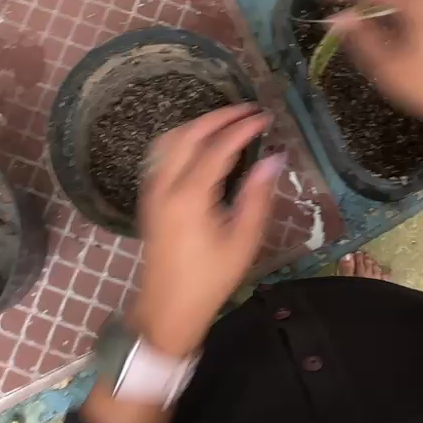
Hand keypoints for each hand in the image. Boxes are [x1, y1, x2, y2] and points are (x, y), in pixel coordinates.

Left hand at [130, 103, 284, 355]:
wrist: (167, 311)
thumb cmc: (209, 280)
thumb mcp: (242, 241)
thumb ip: (257, 197)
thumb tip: (273, 158)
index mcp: (189, 197)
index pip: (217, 148)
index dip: (242, 128)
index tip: (264, 117)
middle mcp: (165, 186)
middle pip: (188, 134)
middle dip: (217, 117)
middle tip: (246, 111)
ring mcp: (152, 190)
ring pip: (169, 140)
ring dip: (197, 125)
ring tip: (226, 122)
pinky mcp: (149, 198)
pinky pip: (161, 154)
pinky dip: (182, 139)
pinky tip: (201, 143)